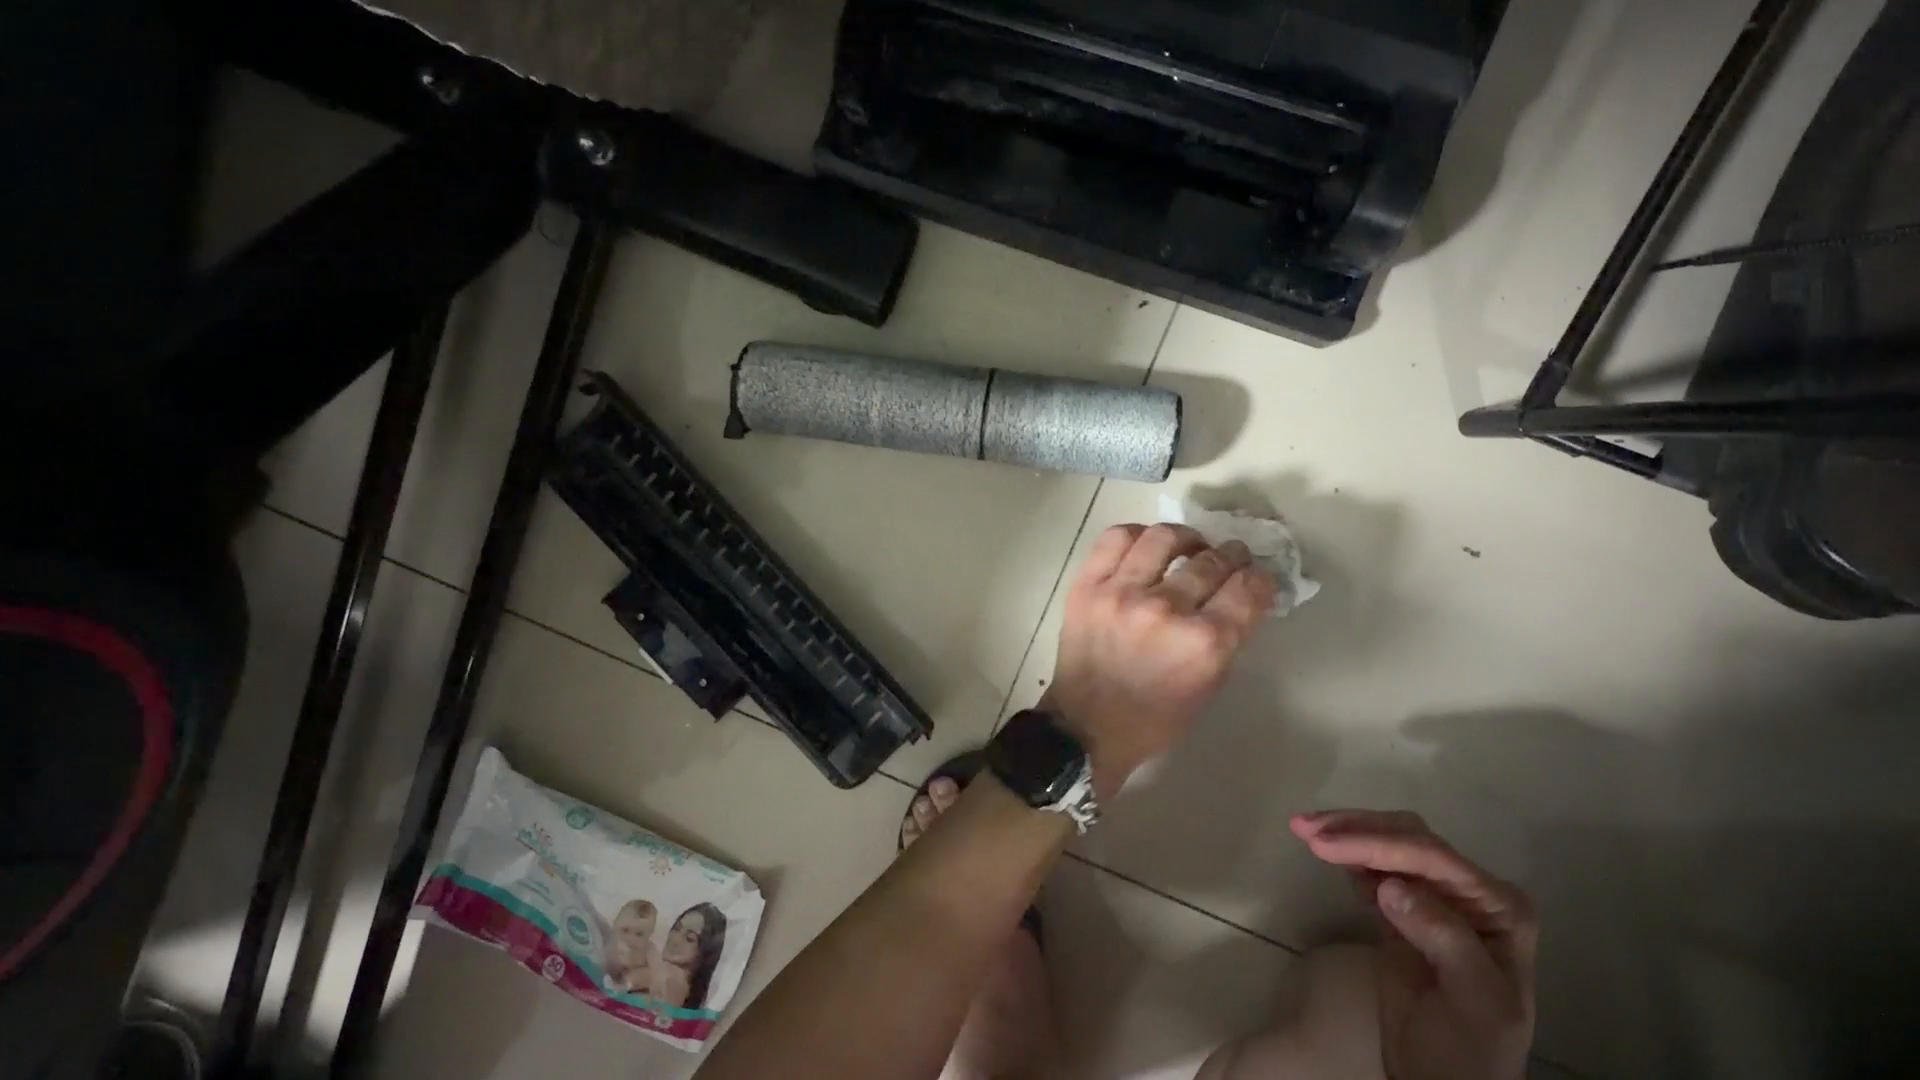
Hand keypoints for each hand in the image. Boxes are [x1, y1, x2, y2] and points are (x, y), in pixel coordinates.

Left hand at [1043, 523, 1276, 797]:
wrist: (1087, 726)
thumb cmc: (1156, 717)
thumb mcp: (1210, 685)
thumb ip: (1230, 637)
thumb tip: (1244, 594)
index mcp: (1204, 644)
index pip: (1248, 590)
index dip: (1259, 578)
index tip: (1256, 577)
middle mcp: (1166, 610)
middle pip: (1212, 562)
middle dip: (1231, 556)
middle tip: (1230, 557)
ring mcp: (1122, 593)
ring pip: (1164, 538)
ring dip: (1187, 539)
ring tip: (1190, 547)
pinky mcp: (1087, 586)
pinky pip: (1116, 538)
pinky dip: (1138, 535)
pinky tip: (1148, 545)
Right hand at [1292, 811, 1537, 1079]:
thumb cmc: (1473, 1050)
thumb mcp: (1476, 1001)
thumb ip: (1444, 938)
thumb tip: (1392, 885)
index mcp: (1499, 906)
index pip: (1434, 859)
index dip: (1378, 844)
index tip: (1323, 844)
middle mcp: (1469, 892)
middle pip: (1410, 838)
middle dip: (1357, 829)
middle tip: (1306, 830)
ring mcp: (1434, 899)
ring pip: (1390, 845)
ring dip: (1347, 833)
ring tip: (1304, 830)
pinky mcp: (1401, 910)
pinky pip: (1376, 869)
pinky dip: (1350, 856)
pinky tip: (1325, 852)